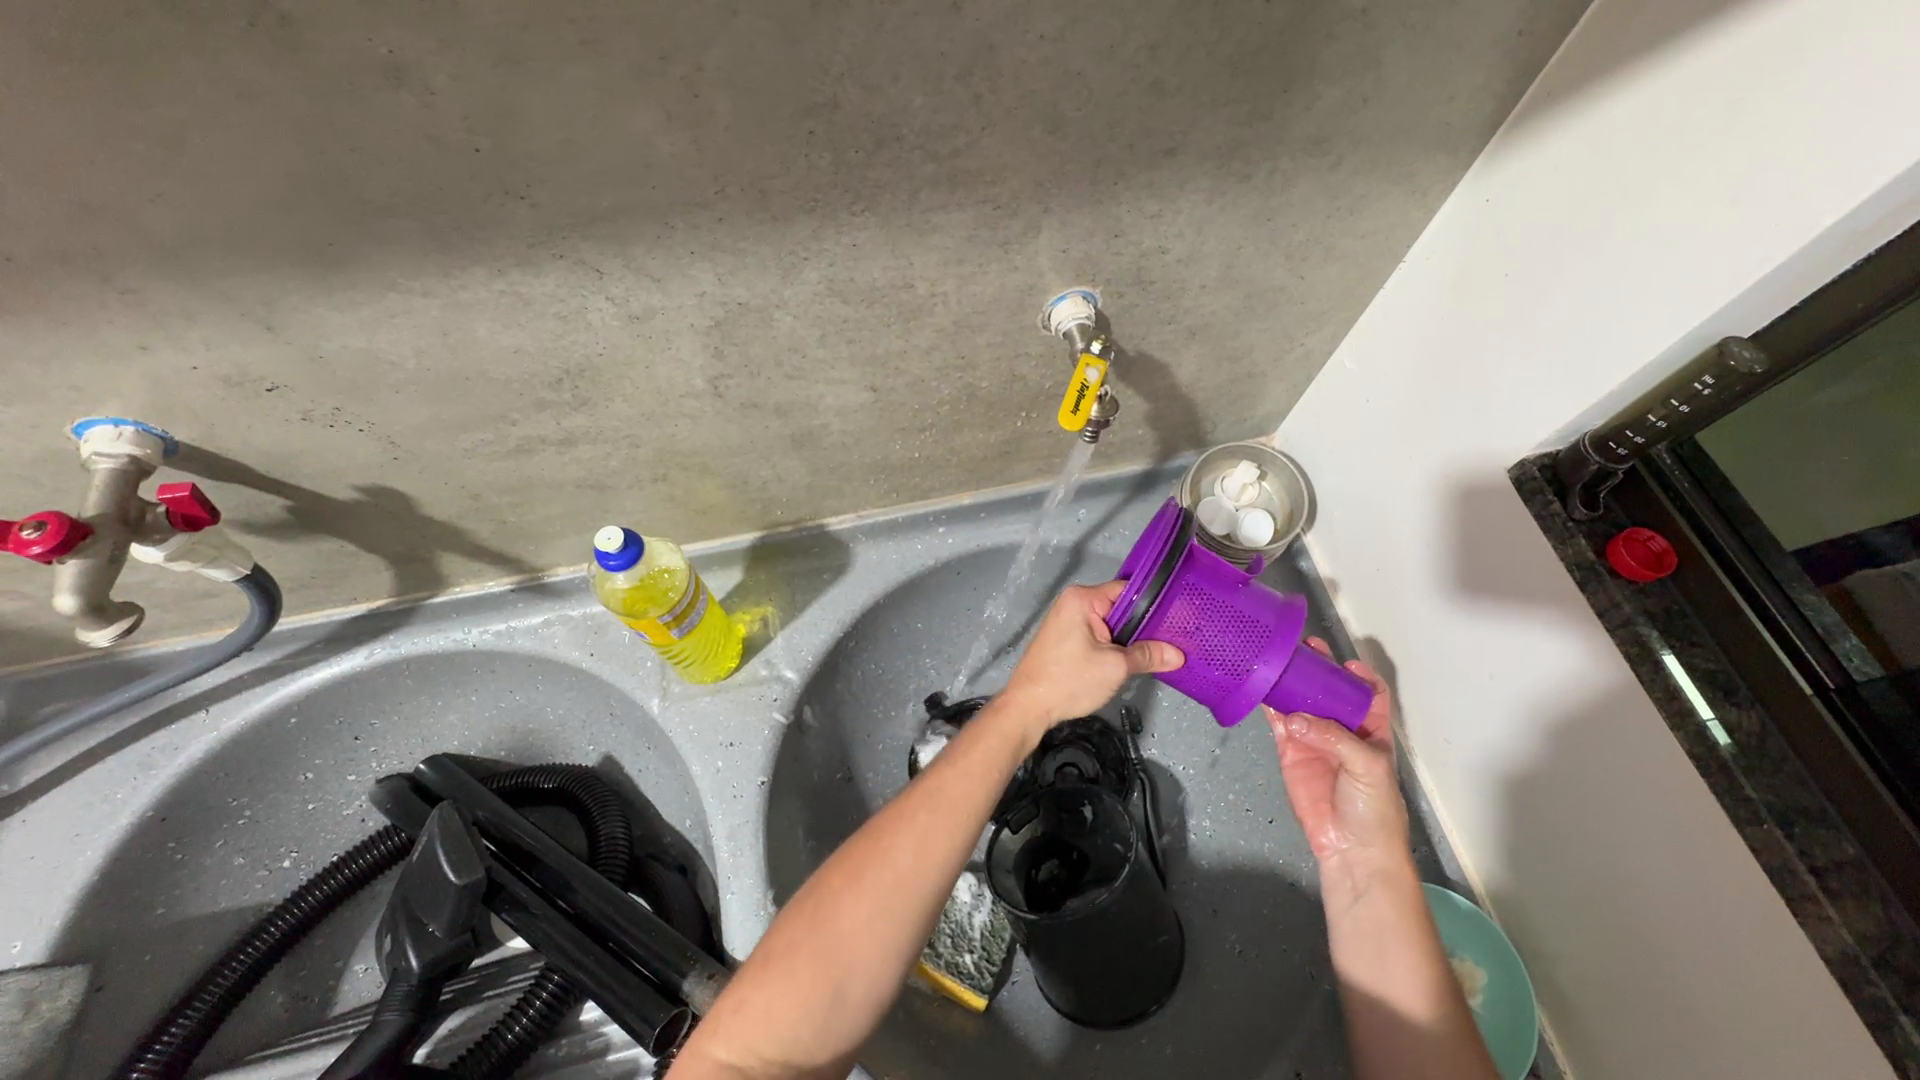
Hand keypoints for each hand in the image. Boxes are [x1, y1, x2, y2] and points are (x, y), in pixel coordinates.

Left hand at [1000, 580, 1183, 731]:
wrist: (1029, 707)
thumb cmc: (1069, 681)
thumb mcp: (1115, 667)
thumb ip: (1147, 655)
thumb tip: (1178, 655)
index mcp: (1082, 598)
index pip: (1128, 590)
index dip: (1154, 604)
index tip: (1178, 618)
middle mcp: (1074, 603)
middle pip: (1120, 607)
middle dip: (1144, 625)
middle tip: (1175, 639)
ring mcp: (1069, 622)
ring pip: (1111, 625)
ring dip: (1130, 639)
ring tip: (1159, 651)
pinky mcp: (1067, 640)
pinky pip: (1099, 636)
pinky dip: (1115, 647)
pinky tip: (1133, 659)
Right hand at [1268, 639, 1407, 874]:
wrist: (1351, 849)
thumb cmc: (1374, 807)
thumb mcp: (1368, 766)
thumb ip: (1334, 736)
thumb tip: (1296, 719)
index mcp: (1372, 730)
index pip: (1369, 695)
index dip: (1361, 677)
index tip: (1346, 663)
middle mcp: (1342, 730)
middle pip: (1329, 693)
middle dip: (1319, 671)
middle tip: (1303, 649)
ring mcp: (1314, 740)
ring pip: (1300, 703)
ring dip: (1290, 684)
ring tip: (1277, 661)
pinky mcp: (1290, 752)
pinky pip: (1279, 723)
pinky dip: (1270, 707)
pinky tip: (1261, 689)